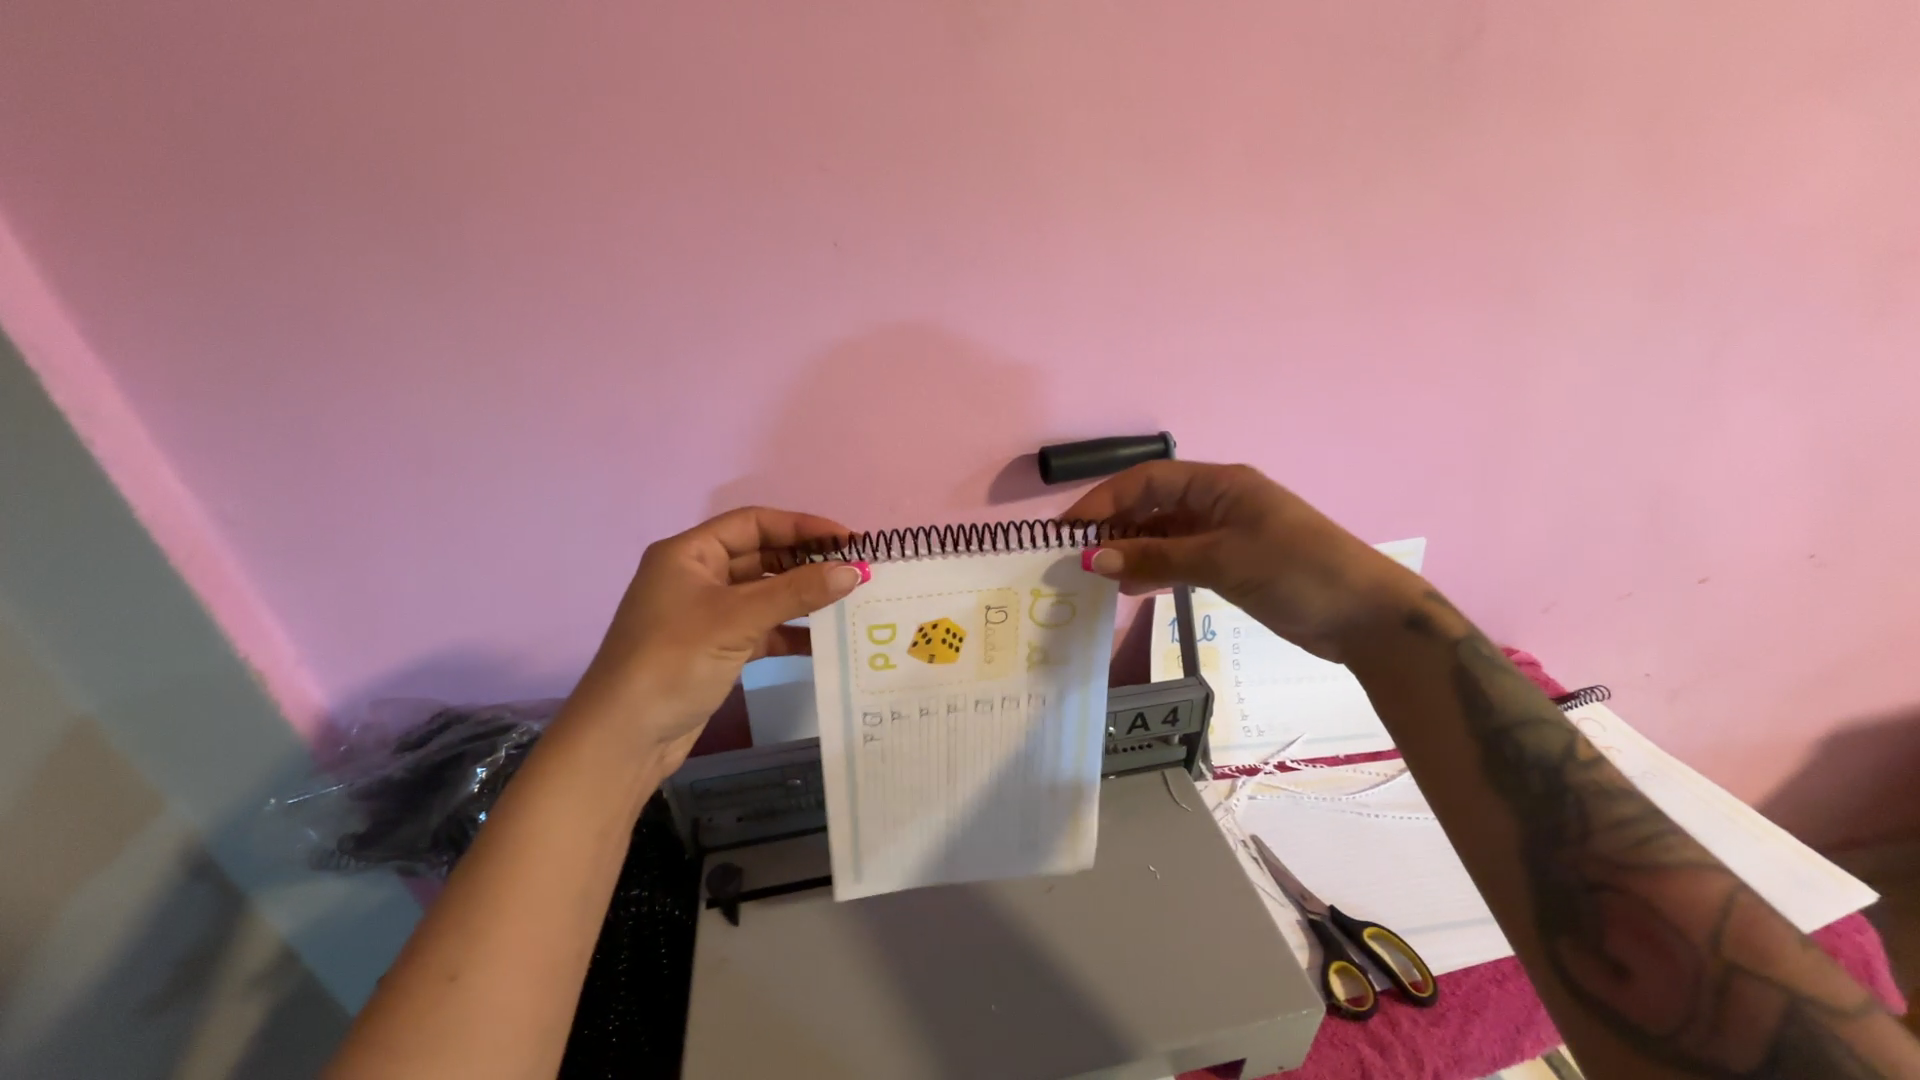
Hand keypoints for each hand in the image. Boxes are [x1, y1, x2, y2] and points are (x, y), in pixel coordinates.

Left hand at [561, 507, 866, 765]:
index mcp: (689, 553)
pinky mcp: (716, 648)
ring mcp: (706, 615)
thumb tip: (854, 571)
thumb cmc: (673, 660)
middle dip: (808, 562)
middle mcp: (697, 576)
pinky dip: (790, 631)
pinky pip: (762, 629)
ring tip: (850, 602)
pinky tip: (824, 641)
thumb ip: (796, 592)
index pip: (754, 523)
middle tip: (857, 571)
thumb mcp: (736, 619)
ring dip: (803, 598)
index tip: (848, 541)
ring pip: (765, 594)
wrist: (625, 737)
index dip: (802, 526)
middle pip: (762, 556)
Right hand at [1063, 462, 1422, 661]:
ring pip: (1164, 535)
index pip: (1147, 481)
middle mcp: (1218, 502)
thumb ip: (1156, 558)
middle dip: (1114, 526)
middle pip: (1152, 505)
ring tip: (1096, 574)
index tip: (1070, 528)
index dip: (1105, 499)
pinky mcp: (1232, 565)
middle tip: (1075, 555)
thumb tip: (1094, 557)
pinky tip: (1129, 586)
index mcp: (1220, 484)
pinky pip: (1180, 559)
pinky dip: (1154, 569)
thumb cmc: (1296, 571)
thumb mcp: (1221, 560)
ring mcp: (1225, 535)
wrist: (1364, 616)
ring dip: (1131, 550)